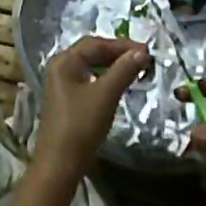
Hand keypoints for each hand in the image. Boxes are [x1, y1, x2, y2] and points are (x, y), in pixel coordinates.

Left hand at [36, 36, 149, 178]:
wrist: (60, 163)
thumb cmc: (81, 125)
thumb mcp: (105, 95)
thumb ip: (123, 70)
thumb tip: (142, 52)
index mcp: (64, 61)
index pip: (95, 43)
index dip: (122, 45)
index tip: (146, 51)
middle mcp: (59, 67)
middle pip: (91, 51)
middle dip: (117, 53)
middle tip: (142, 59)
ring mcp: (61, 83)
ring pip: (90, 66)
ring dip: (112, 65)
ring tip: (134, 70)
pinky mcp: (66, 98)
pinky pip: (88, 78)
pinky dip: (104, 77)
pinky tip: (118, 84)